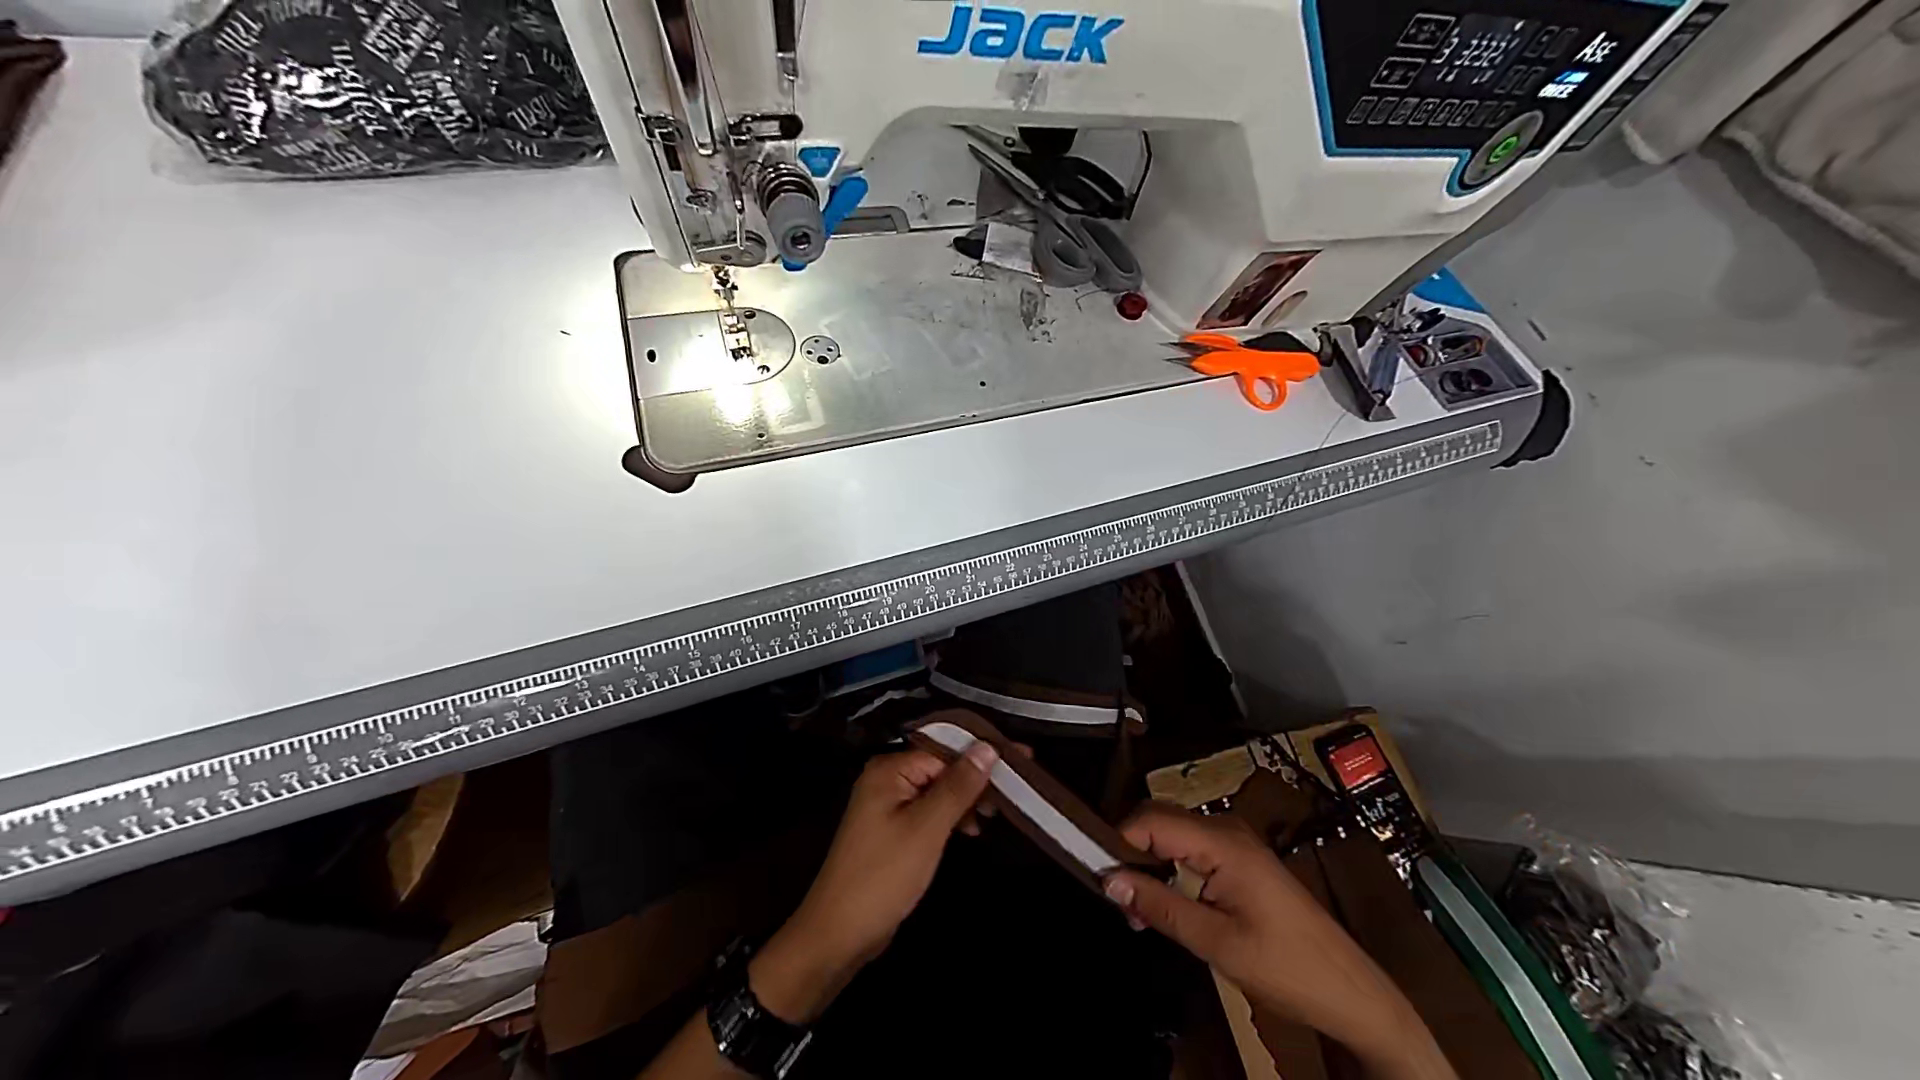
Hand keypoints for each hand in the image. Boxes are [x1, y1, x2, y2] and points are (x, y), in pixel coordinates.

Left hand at [749, 740, 997, 1022]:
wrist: (840, 933)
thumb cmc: (884, 874)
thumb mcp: (927, 828)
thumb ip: (958, 786)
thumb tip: (987, 746)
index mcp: (889, 769)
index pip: (945, 750)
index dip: (982, 755)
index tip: (1021, 761)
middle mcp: (886, 779)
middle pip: (941, 767)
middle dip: (976, 778)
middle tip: (1015, 792)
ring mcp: (887, 806)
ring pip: (937, 790)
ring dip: (965, 799)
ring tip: (993, 814)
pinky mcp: (892, 831)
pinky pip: (928, 811)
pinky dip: (950, 817)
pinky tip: (969, 829)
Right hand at [1102, 803, 1456, 1079]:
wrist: (1352, 992)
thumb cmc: (1287, 967)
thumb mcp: (1216, 942)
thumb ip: (1160, 904)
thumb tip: (1109, 879)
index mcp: (1222, 842)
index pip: (1150, 819)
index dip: (1118, 841)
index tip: (1099, 876)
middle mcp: (1226, 830)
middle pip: (1159, 819)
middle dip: (1130, 852)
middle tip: (1120, 899)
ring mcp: (1235, 843)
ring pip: (1172, 833)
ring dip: (1148, 863)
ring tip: (1139, 909)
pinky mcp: (1240, 859)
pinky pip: (1190, 848)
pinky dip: (1169, 869)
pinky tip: (1166, 903)